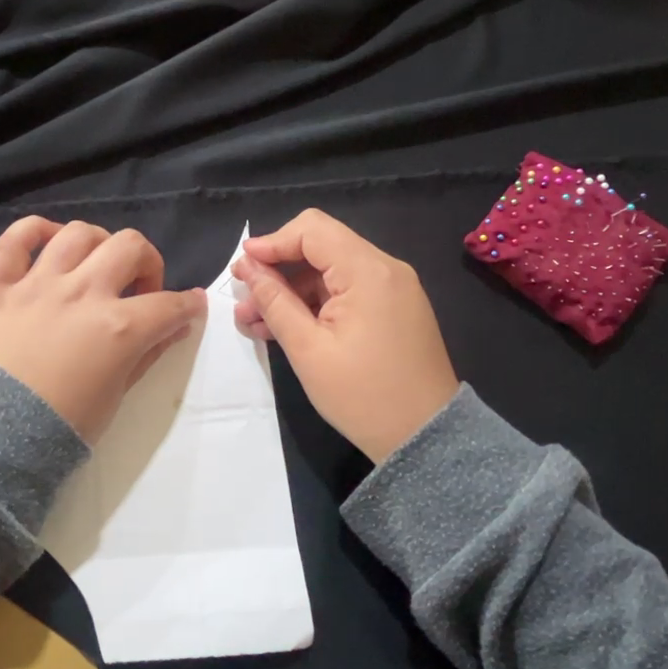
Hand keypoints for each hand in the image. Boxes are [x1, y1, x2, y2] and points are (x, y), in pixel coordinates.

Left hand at [0, 217, 205, 442]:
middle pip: (129, 247)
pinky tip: (48, 242)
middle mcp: (82, 293)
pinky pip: (14, 241)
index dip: (187, 304)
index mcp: (117, 327)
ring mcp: (39, 285)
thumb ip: (148, 352)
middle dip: (147, 262)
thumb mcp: (117, 393)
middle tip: (139, 290)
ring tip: (97, 266)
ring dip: (98, 244)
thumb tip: (177, 325)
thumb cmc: (62, 425)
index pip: (168, 303)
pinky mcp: (2, 287)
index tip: (189, 306)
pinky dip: (32, 232)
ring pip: (78, 234)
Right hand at [232, 209, 458, 463]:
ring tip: (253, 322)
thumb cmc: (363, 395)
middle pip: (320, 246)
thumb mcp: (308, 349)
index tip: (241, 266)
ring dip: (291, 290)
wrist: (426, 438)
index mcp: (368, 271)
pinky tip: (285, 328)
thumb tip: (247, 267)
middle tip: (244, 299)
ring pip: (330, 271)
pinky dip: (315, 302)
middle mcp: (385, 269)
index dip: (272, 242)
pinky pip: (347, 290)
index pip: (312, 230)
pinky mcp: (394, 309)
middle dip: (277, 269)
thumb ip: (275, 301)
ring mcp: (393, 289)